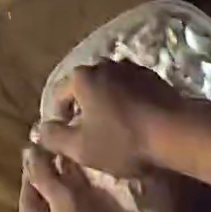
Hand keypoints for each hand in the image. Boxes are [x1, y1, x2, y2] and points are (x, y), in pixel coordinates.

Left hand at [18, 146, 140, 211]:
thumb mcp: (65, 205)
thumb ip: (45, 177)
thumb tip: (28, 149)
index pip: (28, 182)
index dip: (40, 160)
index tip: (56, 140)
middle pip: (43, 198)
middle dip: (58, 177)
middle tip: (76, 157)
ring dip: (72, 194)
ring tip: (88, 176)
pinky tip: (96, 204)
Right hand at [35, 62, 184, 176]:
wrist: (173, 131)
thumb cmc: (122, 140)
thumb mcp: (82, 148)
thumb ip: (54, 137)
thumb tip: (37, 129)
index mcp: (81, 77)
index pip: (59, 96)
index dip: (60, 119)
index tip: (68, 141)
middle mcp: (101, 64)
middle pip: (84, 88)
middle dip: (84, 109)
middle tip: (91, 136)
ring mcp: (127, 66)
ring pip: (108, 86)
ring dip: (107, 103)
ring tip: (115, 129)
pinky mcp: (150, 74)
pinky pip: (130, 87)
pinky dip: (127, 101)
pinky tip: (136, 121)